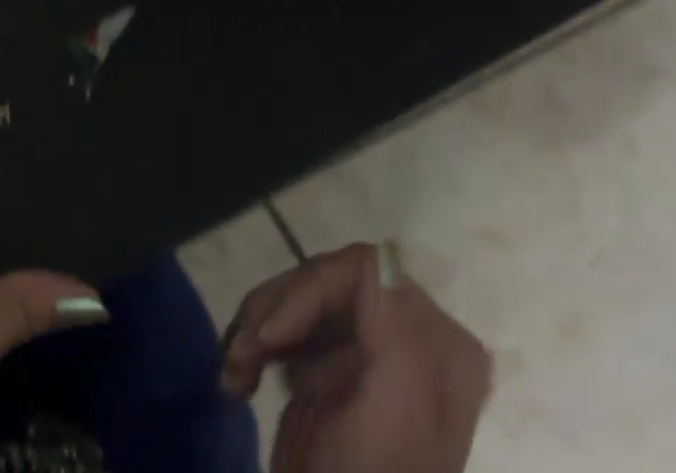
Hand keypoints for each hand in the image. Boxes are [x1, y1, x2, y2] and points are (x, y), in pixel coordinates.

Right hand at [221, 243, 492, 472]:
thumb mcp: (390, 417)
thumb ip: (398, 340)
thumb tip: (377, 258)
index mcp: (438, 342)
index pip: (362, 269)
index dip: (305, 291)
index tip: (270, 336)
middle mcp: (408, 334)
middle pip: (317, 278)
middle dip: (270, 314)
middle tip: (244, 357)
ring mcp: (364, 346)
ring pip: (287, 297)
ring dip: (251, 333)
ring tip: (237, 374)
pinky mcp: (326, 359)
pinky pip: (275, 322)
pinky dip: (248, 348)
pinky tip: (240, 381)